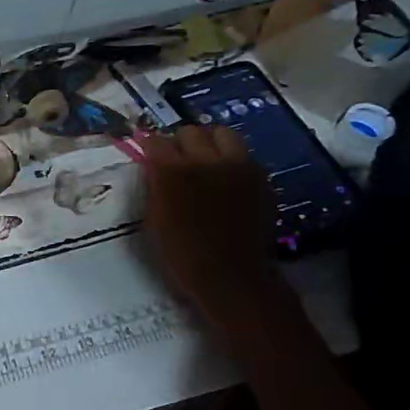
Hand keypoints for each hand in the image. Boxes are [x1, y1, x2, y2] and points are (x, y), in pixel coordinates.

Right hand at [141, 124, 279, 312]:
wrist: (233, 278)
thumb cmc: (184, 256)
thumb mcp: (155, 221)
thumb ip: (154, 187)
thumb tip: (153, 168)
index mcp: (172, 172)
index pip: (156, 141)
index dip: (151, 147)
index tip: (150, 155)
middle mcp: (206, 159)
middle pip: (189, 131)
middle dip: (180, 142)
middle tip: (178, 159)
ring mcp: (237, 165)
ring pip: (222, 133)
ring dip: (210, 142)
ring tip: (206, 160)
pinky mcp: (260, 175)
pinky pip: (243, 153)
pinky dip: (231, 158)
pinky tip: (227, 177)